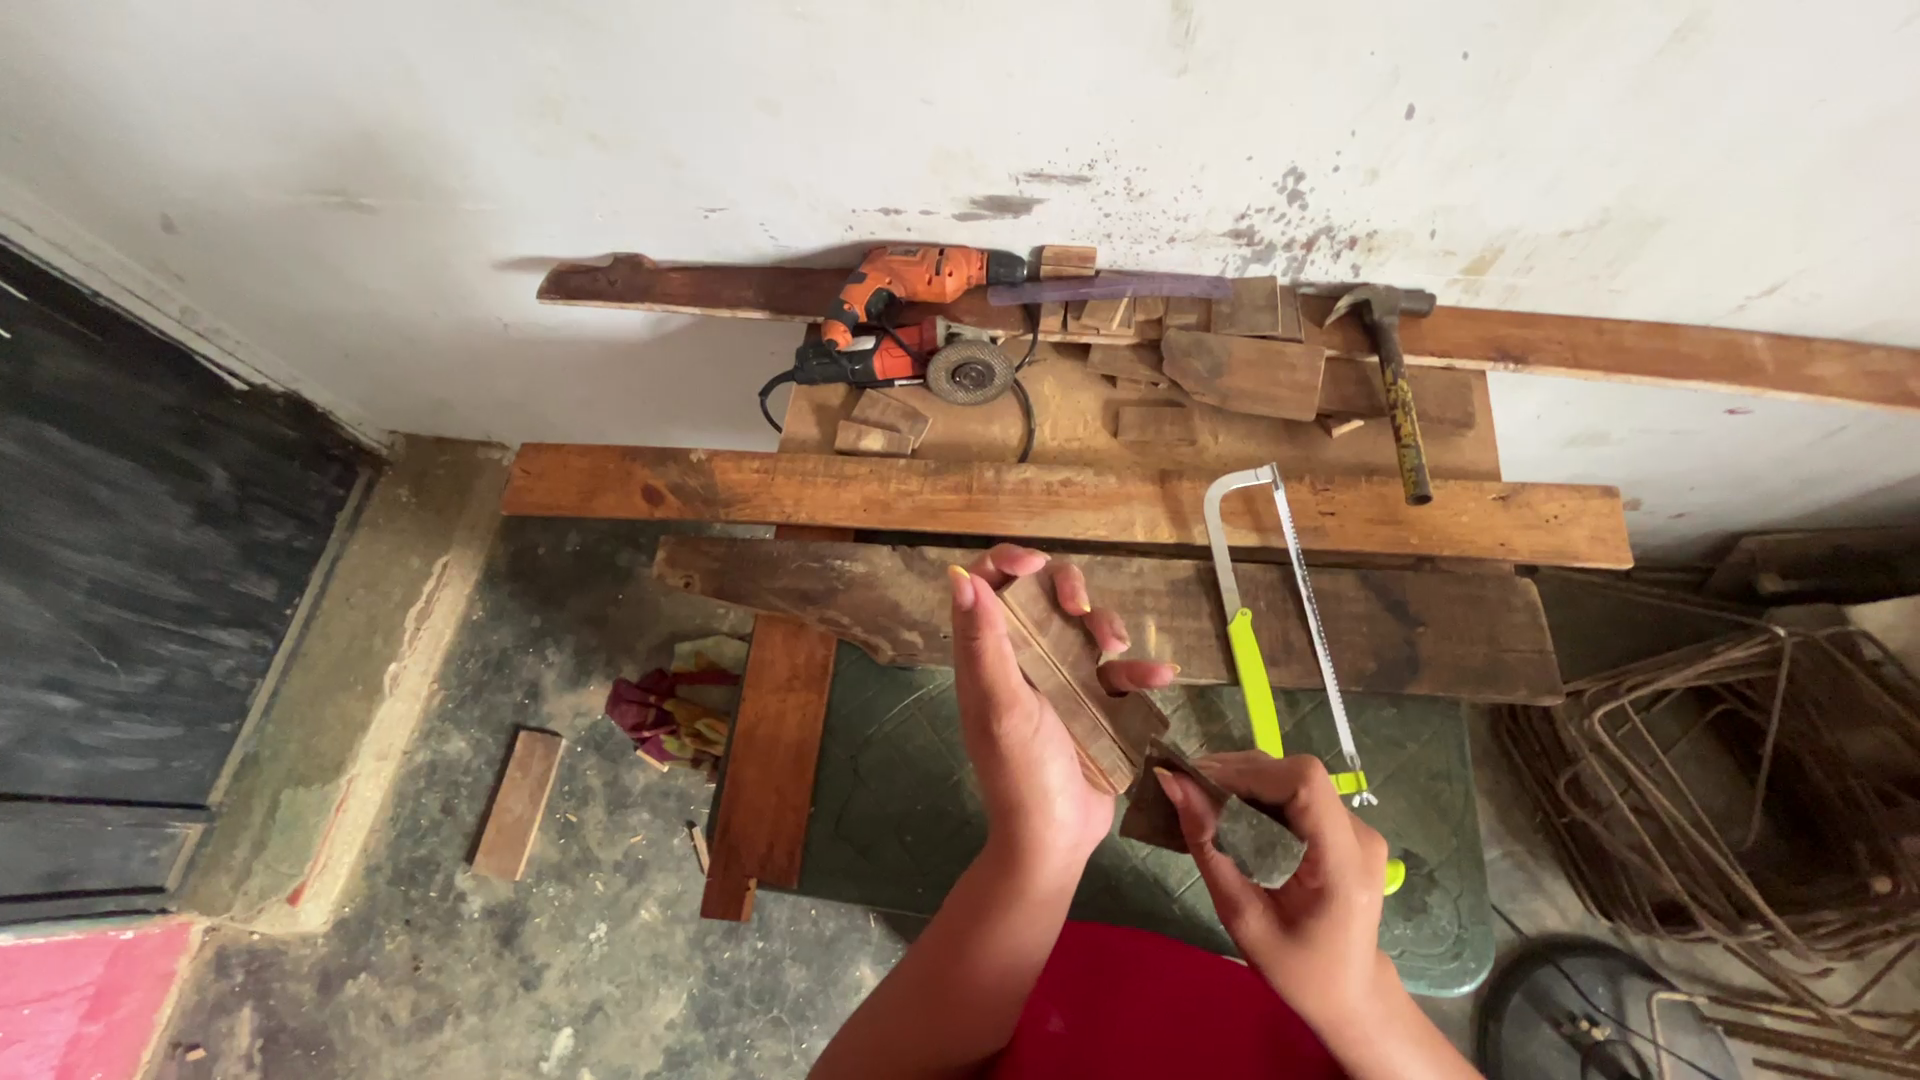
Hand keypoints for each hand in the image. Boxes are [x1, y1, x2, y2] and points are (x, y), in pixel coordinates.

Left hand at [947, 544, 1176, 870]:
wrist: (1058, 838)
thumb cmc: (1019, 771)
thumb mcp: (1001, 704)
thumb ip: (983, 642)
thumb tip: (957, 575)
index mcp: (988, 656)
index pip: (985, 587)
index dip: (1005, 563)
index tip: (1034, 564)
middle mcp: (1022, 659)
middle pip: (1041, 596)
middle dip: (1064, 588)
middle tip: (1077, 608)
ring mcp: (1060, 679)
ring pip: (1084, 625)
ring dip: (1105, 624)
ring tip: (1114, 646)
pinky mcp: (1094, 701)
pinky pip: (1119, 671)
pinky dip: (1139, 669)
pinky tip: (1158, 677)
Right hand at [1157, 752, 1395, 1033]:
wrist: (1350, 995)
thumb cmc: (1296, 969)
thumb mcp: (1241, 916)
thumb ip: (1208, 845)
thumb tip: (1172, 783)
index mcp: (1342, 863)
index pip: (1303, 782)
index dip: (1247, 772)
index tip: (1196, 785)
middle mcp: (1359, 834)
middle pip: (1295, 773)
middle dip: (1236, 774)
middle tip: (1187, 790)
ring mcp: (1356, 828)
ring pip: (1292, 776)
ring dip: (1243, 780)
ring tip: (1202, 798)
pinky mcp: (1344, 827)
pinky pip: (1296, 792)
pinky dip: (1256, 792)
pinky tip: (1229, 811)